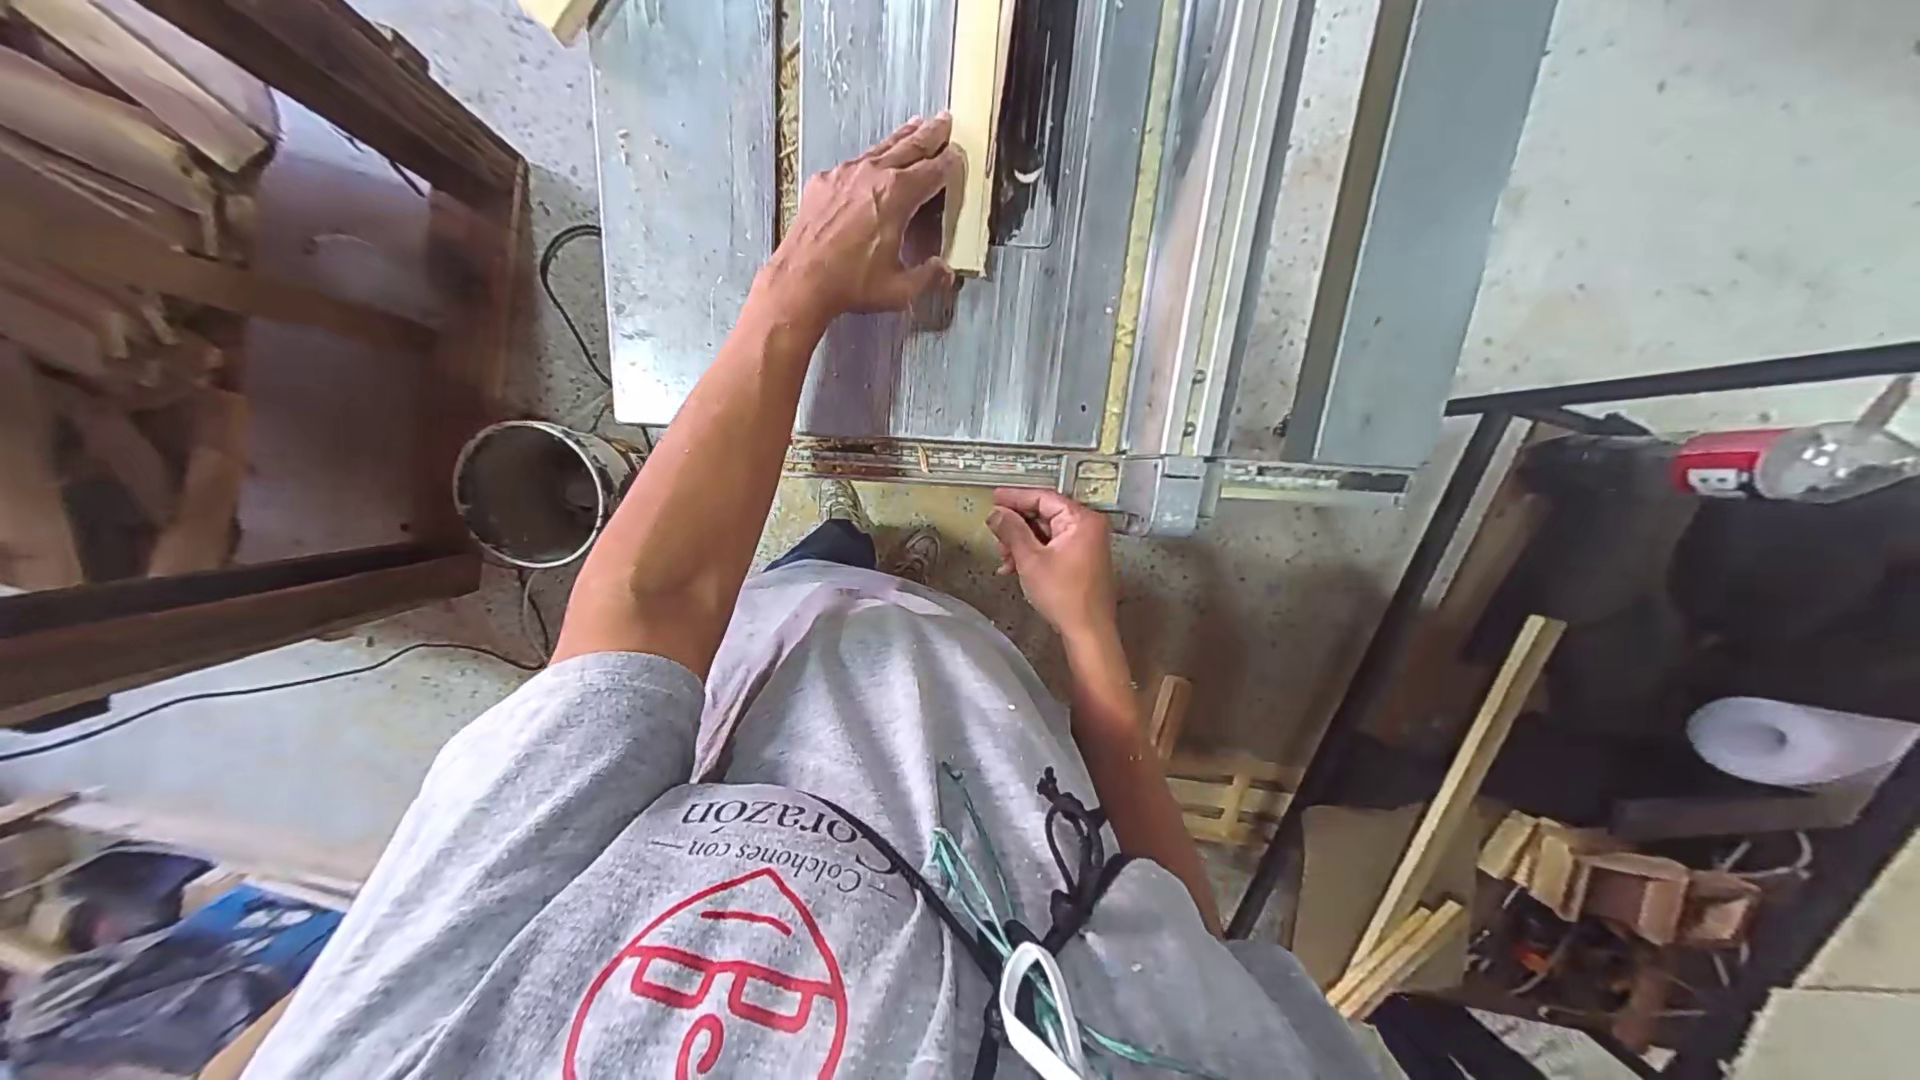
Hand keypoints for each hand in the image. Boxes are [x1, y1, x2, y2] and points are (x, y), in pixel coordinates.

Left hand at [757, 113, 959, 328]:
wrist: (801, 280)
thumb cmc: (849, 284)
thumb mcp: (899, 289)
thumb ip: (927, 277)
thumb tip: (944, 272)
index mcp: (897, 196)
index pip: (933, 171)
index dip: (950, 163)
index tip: (958, 157)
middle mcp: (872, 175)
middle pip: (910, 146)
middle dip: (931, 134)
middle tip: (944, 122)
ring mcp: (846, 174)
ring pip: (882, 148)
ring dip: (902, 138)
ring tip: (915, 128)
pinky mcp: (825, 182)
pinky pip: (855, 163)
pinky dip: (871, 159)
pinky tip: (873, 164)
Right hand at [986, 488, 1118, 641]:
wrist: (1088, 631)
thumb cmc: (1064, 596)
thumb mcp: (1030, 559)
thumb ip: (1012, 531)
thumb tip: (997, 514)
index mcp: (1081, 520)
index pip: (1044, 497)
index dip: (1016, 497)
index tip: (995, 498)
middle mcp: (1087, 527)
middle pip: (1045, 514)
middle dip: (1016, 525)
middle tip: (995, 531)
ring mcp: (1086, 544)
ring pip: (1046, 532)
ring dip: (1022, 542)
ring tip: (1003, 557)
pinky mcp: (1082, 560)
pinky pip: (1053, 547)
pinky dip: (1033, 553)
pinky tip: (1014, 567)